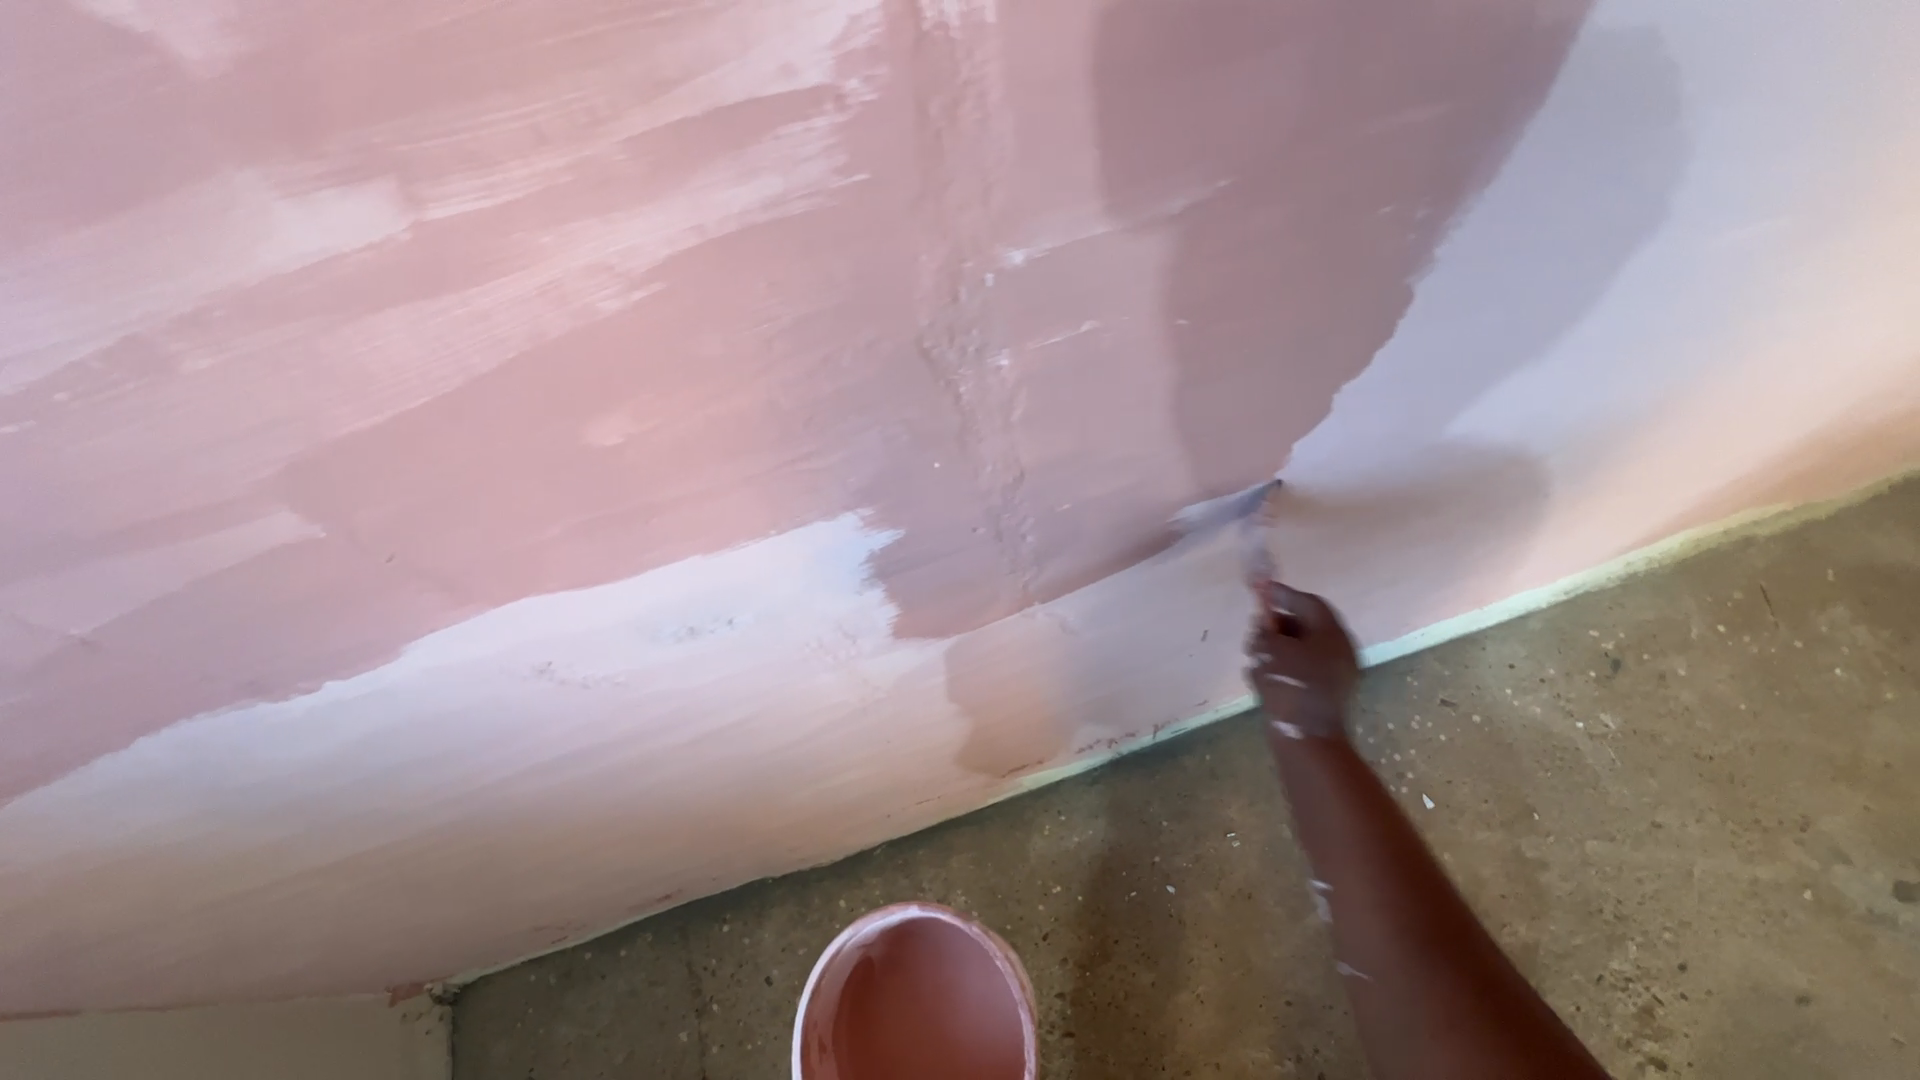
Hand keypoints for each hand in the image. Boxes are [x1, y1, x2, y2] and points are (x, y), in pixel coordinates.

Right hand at [1246, 583, 1359, 740]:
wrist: (1307, 737)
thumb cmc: (1290, 686)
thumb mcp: (1269, 649)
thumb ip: (1264, 630)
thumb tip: (1264, 623)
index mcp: (1333, 634)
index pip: (1309, 603)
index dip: (1283, 595)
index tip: (1261, 593)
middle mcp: (1340, 650)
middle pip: (1307, 626)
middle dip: (1278, 625)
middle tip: (1255, 630)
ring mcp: (1336, 674)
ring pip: (1302, 649)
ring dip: (1278, 649)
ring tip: (1254, 657)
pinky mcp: (1327, 694)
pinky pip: (1303, 671)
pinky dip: (1283, 668)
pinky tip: (1261, 679)